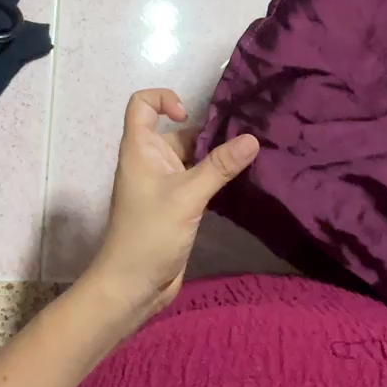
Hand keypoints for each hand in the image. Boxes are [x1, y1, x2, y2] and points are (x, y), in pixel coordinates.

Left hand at [82, 89, 260, 320]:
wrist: (133, 287)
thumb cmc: (149, 234)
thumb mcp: (187, 196)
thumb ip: (220, 167)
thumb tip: (253, 139)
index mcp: (140, 149)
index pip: (142, 104)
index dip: (164, 99)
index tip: (190, 116)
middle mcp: (151, 160)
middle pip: (179, 131)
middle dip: (210, 132)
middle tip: (247, 138)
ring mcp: (164, 183)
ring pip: (194, 157)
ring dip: (218, 156)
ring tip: (253, 156)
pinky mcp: (178, 204)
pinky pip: (199, 179)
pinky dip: (218, 176)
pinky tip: (245, 180)